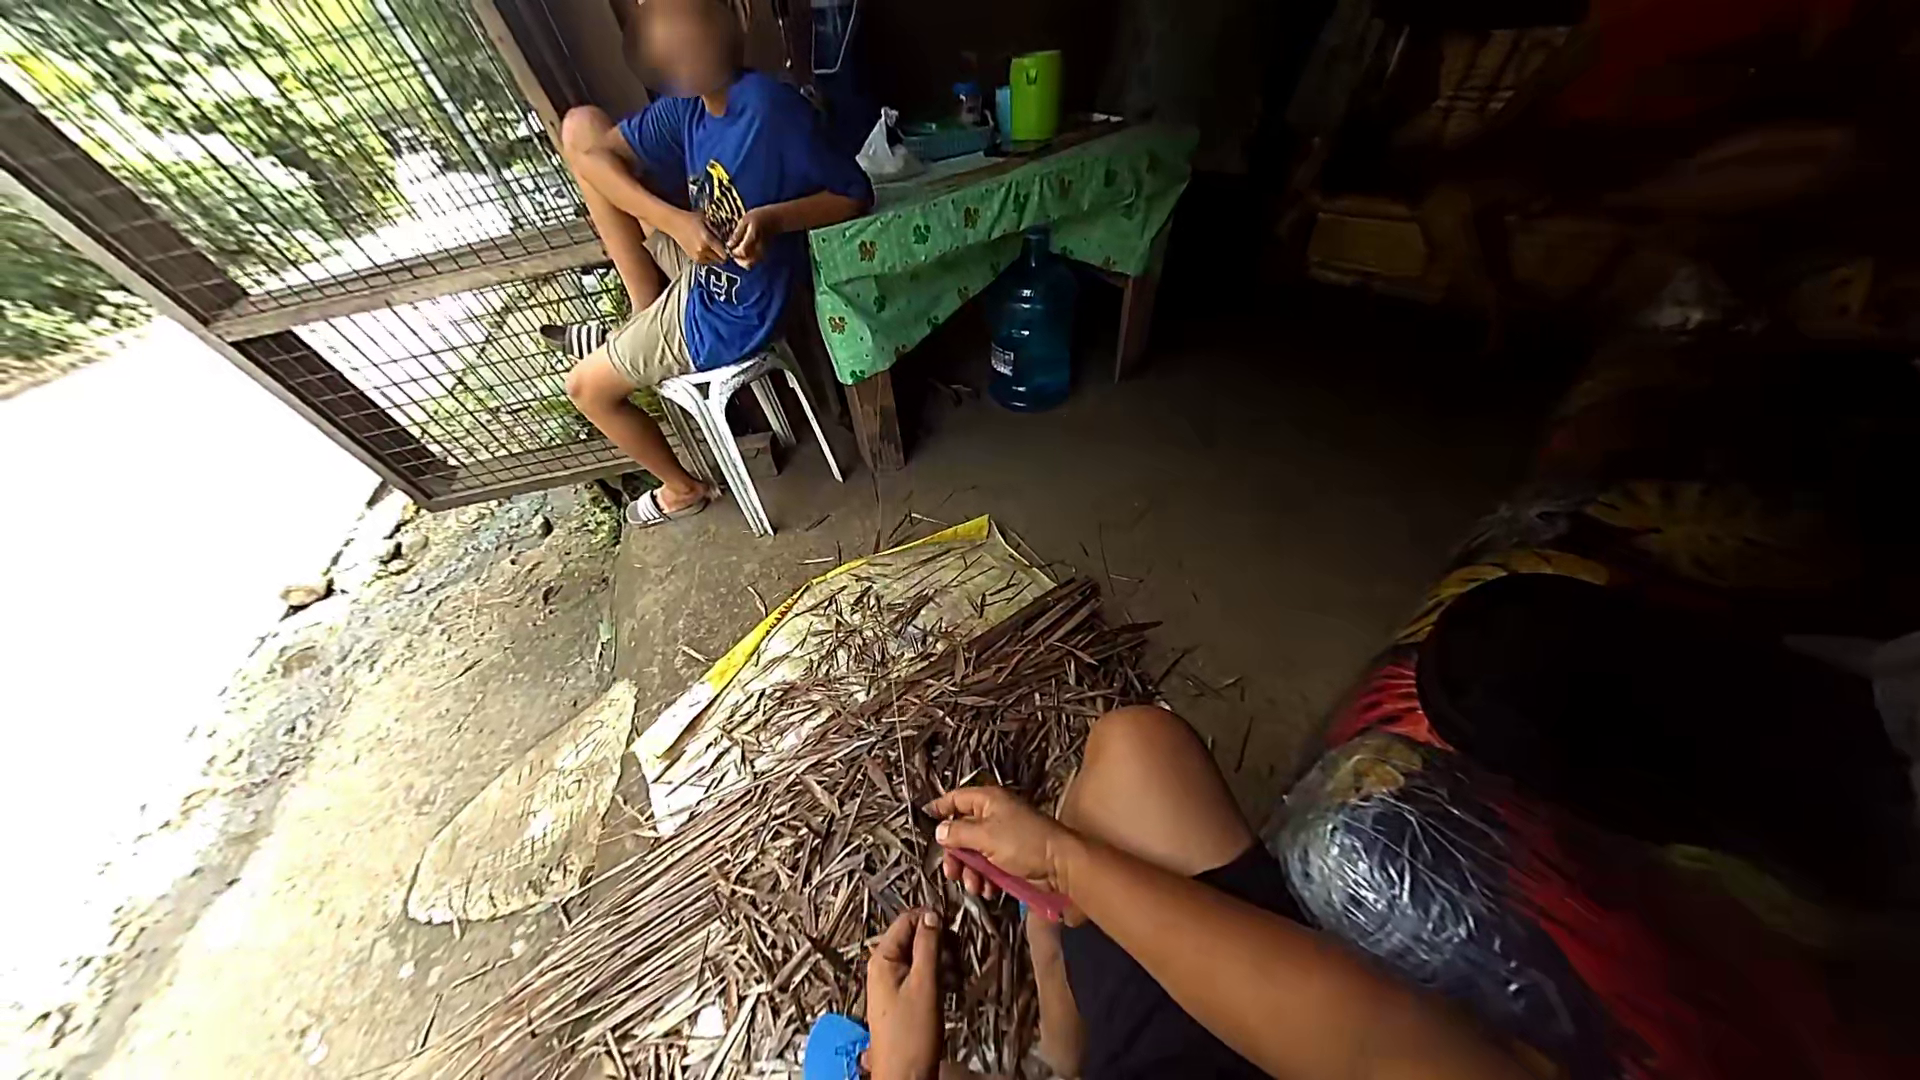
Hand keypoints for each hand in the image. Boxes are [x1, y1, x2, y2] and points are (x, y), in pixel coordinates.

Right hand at [666, 210, 727, 264]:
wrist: (673, 223)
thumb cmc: (690, 219)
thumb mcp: (706, 221)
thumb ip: (716, 232)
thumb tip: (727, 242)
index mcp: (707, 240)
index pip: (723, 253)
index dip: (727, 253)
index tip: (728, 249)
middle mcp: (703, 250)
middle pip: (719, 260)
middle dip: (721, 255)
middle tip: (720, 249)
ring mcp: (697, 255)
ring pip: (712, 261)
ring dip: (714, 257)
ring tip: (710, 247)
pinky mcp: (693, 258)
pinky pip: (705, 261)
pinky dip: (707, 257)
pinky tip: (704, 249)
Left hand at [727, 206, 778, 268]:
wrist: (775, 220)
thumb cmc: (758, 216)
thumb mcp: (745, 220)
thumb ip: (737, 233)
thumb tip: (729, 245)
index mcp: (753, 237)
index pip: (743, 251)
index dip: (734, 252)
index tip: (729, 246)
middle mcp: (759, 248)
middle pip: (747, 263)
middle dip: (737, 259)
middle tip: (732, 251)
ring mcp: (763, 253)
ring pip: (751, 265)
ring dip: (741, 261)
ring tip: (737, 252)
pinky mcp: (764, 255)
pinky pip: (754, 263)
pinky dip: (747, 260)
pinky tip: (744, 253)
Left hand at [864, 908, 943, 1079]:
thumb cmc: (913, 1033)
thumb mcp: (925, 983)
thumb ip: (928, 944)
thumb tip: (932, 914)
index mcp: (882, 958)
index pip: (906, 920)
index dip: (930, 920)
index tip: (952, 930)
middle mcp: (883, 967)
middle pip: (913, 938)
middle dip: (937, 943)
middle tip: (956, 956)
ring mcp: (891, 984)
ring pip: (919, 957)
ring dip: (940, 961)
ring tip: (954, 975)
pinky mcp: (901, 999)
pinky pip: (919, 975)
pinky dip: (935, 977)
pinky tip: (948, 988)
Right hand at [925, 787, 1076, 897]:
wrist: (1059, 866)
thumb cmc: (1023, 842)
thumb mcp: (985, 836)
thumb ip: (958, 833)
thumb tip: (939, 830)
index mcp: (988, 801)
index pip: (956, 799)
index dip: (940, 808)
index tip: (924, 820)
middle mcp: (993, 816)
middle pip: (961, 831)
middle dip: (956, 853)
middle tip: (952, 870)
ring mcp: (1001, 838)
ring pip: (973, 853)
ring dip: (970, 871)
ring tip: (974, 884)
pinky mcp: (1009, 858)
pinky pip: (987, 867)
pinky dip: (984, 879)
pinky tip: (988, 889)